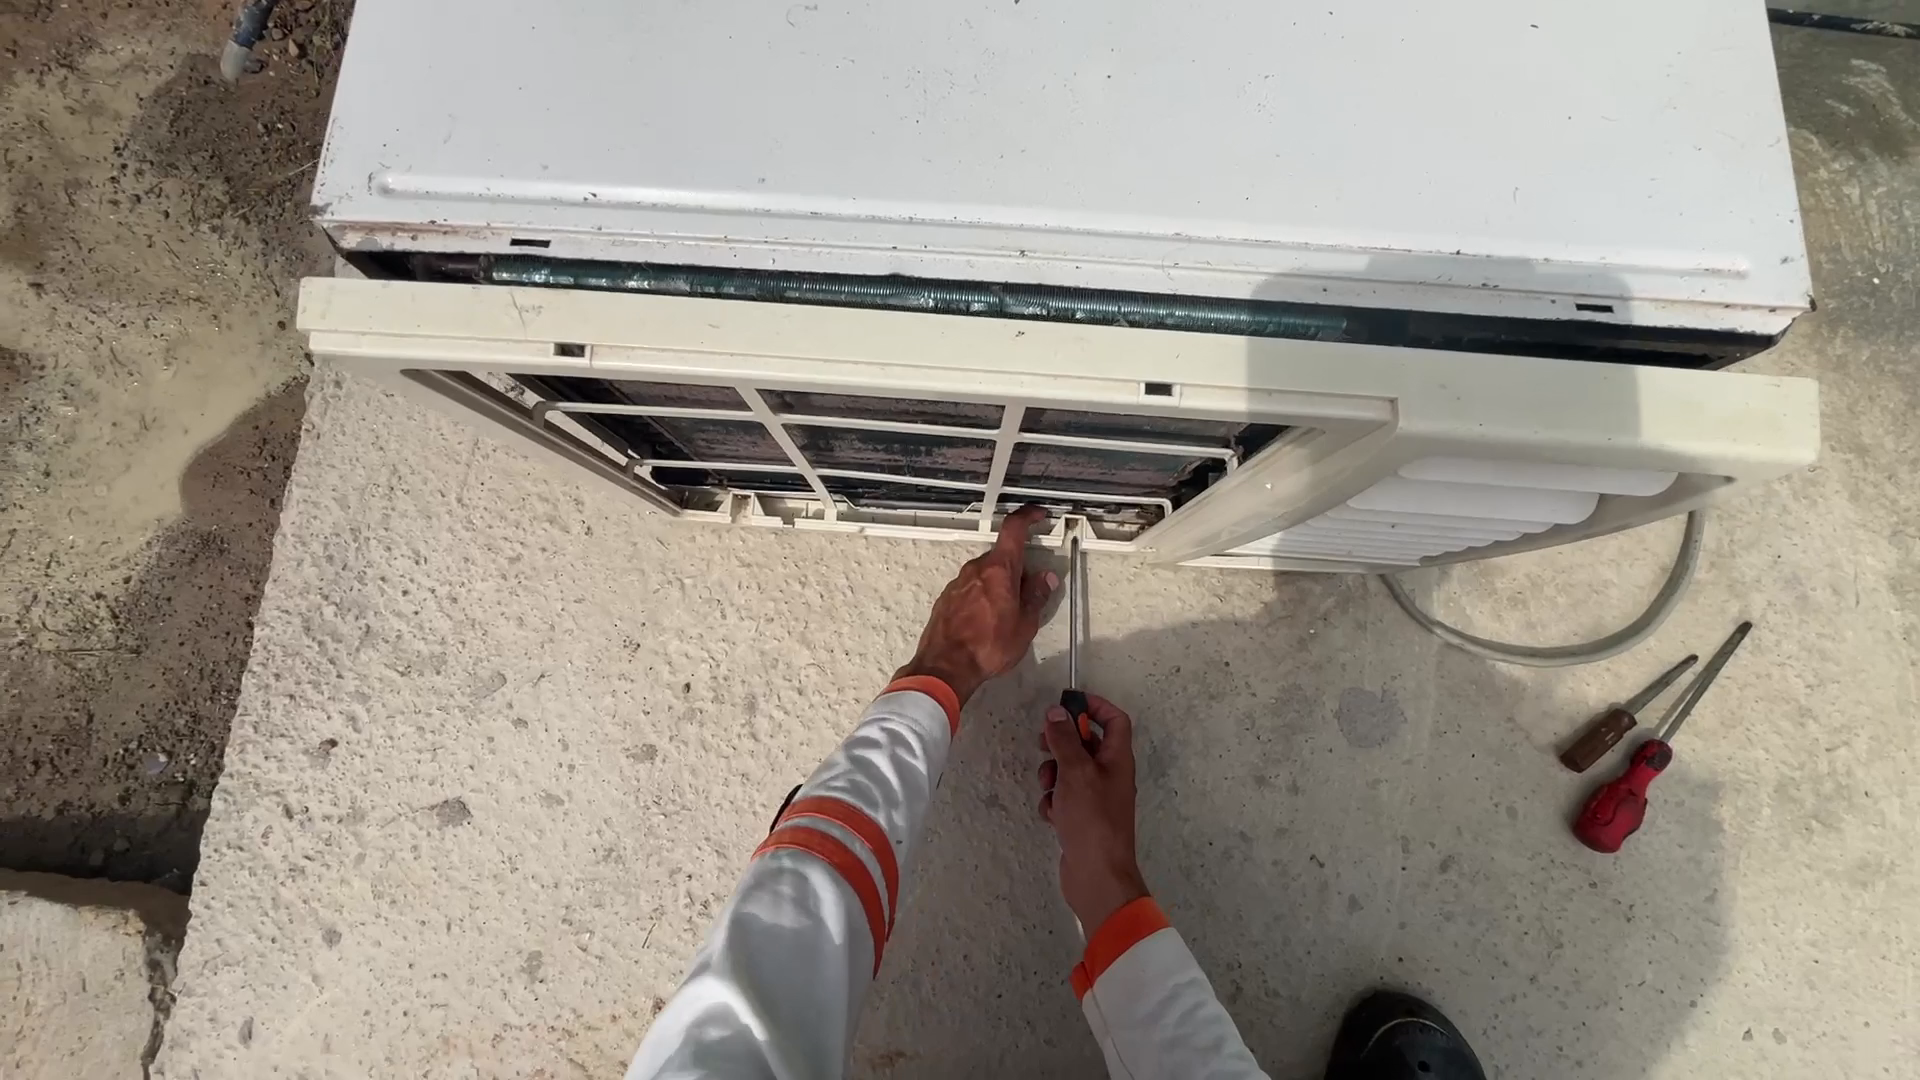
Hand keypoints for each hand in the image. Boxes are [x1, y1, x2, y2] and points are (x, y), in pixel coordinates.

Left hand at [894, 504, 1057, 706]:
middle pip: (1002, 556)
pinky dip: (984, 596)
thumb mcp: (1025, 625)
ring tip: (1008, 616)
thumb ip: (1036, 597)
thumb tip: (1044, 580)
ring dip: (1000, 586)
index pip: (1014, 529)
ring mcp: (959, 582)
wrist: (945, 666)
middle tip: (1029, 595)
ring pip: (986, 574)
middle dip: (1019, 570)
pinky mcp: (947, 598)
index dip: (1028, 516)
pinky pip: (972, 588)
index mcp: (999, 569)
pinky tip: (987, 621)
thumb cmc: (986, 647)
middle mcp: (976, 569)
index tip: (1038, 515)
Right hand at [1037, 695, 1148, 931]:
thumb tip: (1056, 711)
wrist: (1097, 876)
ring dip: (1053, 773)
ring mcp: (1096, 798)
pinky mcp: (1082, 817)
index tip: (1068, 702)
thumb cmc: (1092, 819)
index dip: (1095, 706)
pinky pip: (1065, 797)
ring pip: (1071, 770)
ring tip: (1048, 786)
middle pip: (1086, 743)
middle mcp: (1110, 775)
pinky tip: (1052, 813)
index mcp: (1117, 759)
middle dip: (1062, 741)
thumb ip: (1064, 739)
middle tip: (1042, 742)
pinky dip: (1055, 801)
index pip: (1115, 720)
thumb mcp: (1075, 771)